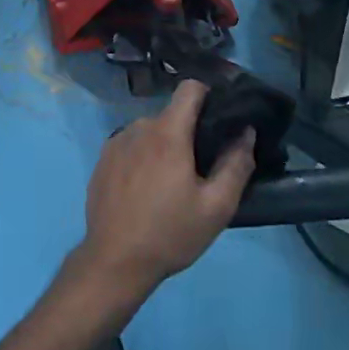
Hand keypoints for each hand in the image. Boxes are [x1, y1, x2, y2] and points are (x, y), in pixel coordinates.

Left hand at [78, 80, 255, 294]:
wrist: (114, 262)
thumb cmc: (170, 234)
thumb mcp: (216, 207)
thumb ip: (236, 165)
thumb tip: (245, 133)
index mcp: (167, 133)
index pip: (189, 88)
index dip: (209, 95)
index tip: (220, 116)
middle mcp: (139, 127)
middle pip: (172, 115)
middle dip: (189, 132)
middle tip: (200, 166)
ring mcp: (116, 142)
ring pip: (150, 131)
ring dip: (164, 145)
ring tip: (172, 182)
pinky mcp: (102, 159)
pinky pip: (131, 145)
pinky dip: (143, 157)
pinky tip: (146, 190)